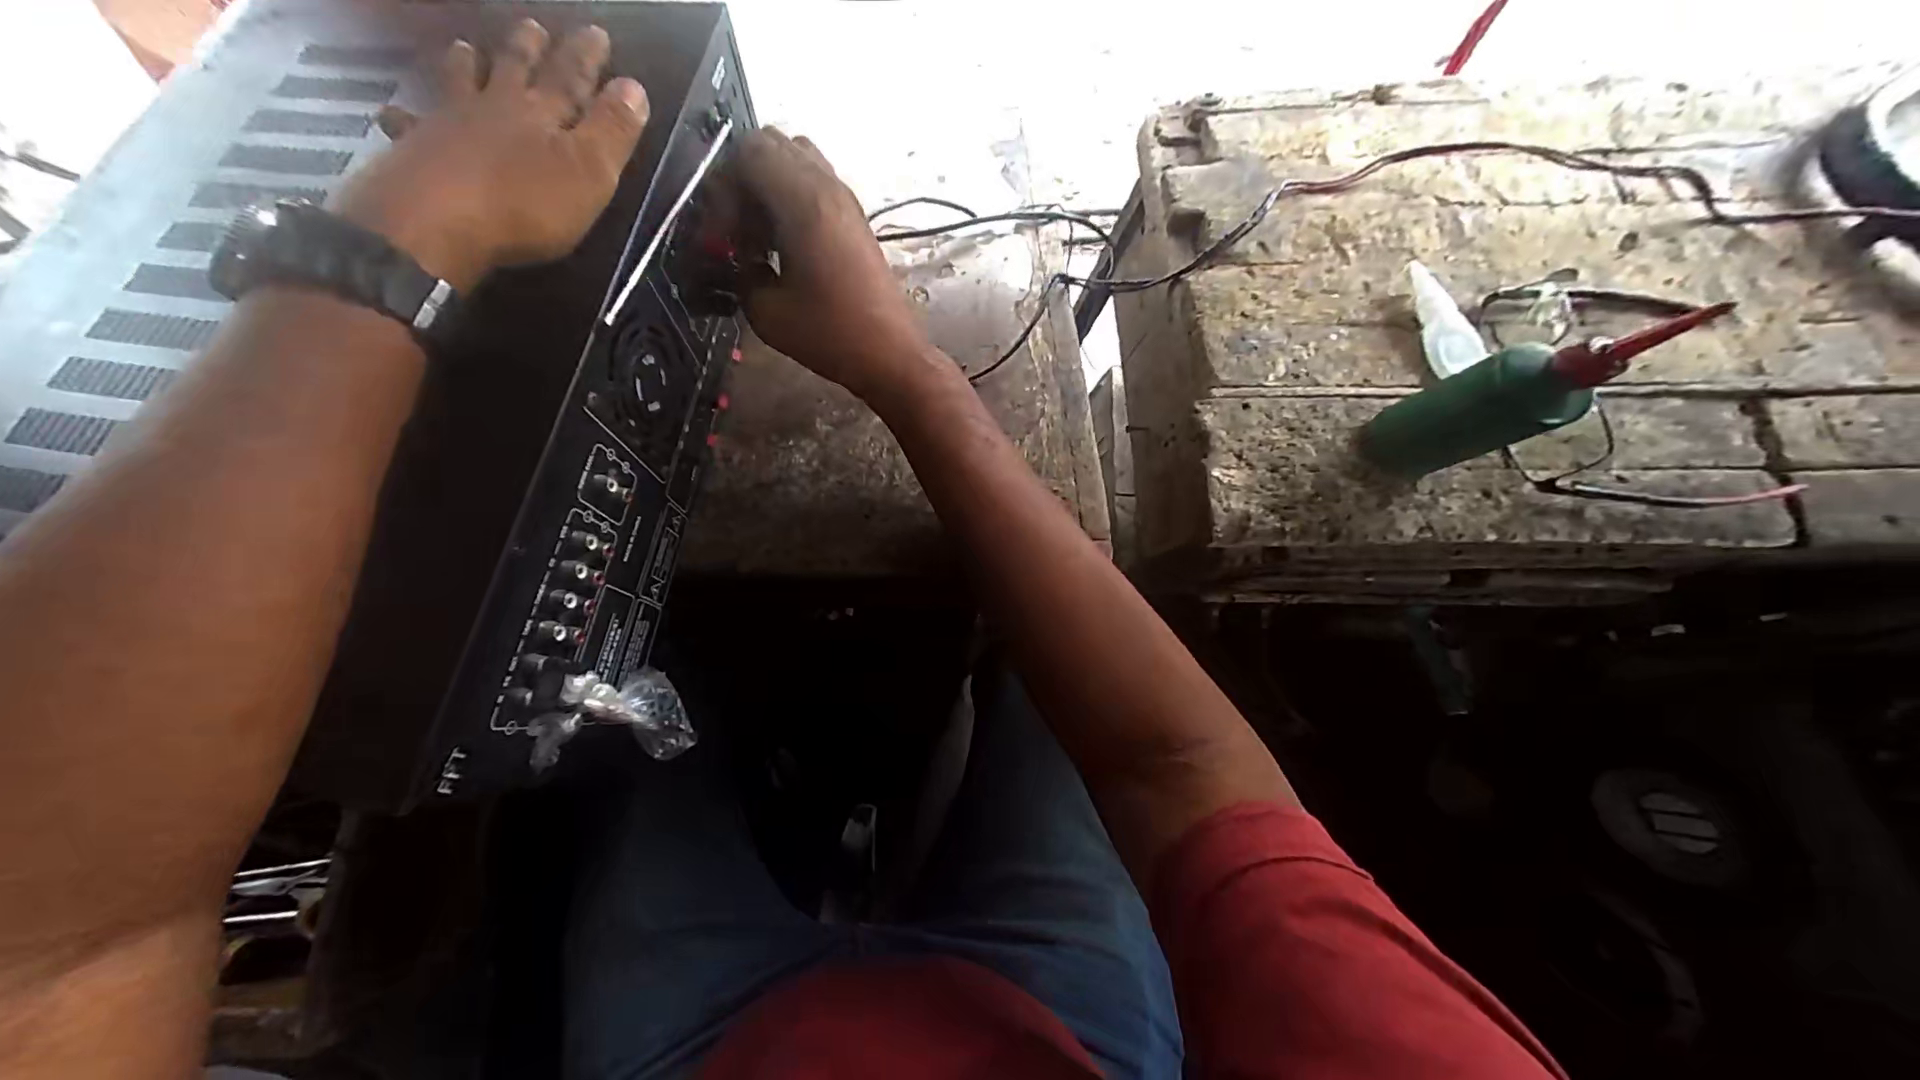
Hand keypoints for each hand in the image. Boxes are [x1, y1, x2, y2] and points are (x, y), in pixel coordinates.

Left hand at [328, 20, 649, 289]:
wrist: (439, 221)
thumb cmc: (528, 204)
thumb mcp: (590, 172)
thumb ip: (612, 131)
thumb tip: (633, 86)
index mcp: (543, 115)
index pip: (572, 78)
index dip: (586, 58)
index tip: (597, 33)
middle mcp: (497, 107)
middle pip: (515, 69)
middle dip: (529, 48)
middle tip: (533, 26)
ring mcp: (451, 123)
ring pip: (462, 84)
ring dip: (467, 66)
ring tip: (466, 48)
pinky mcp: (418, 149)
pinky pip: (412, 124)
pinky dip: (407, 115)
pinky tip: (395, 112)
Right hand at [732, 130, 932, 400]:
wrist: (889, 354)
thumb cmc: (830, 335)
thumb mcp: (767, 311)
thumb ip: (741, 272)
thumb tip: (736, 260)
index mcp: (805, 201)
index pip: (748, 151)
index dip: (722, 187)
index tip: (721, 235)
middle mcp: (828, 188)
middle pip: (771, 145)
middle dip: (742, 180)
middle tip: (736, 231)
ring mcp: (846, 201)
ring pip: (795, 162)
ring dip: (767, 188)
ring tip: (759, 238)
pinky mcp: (855, 221)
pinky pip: (815, 186)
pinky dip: (790, 202)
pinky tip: (784, 248)